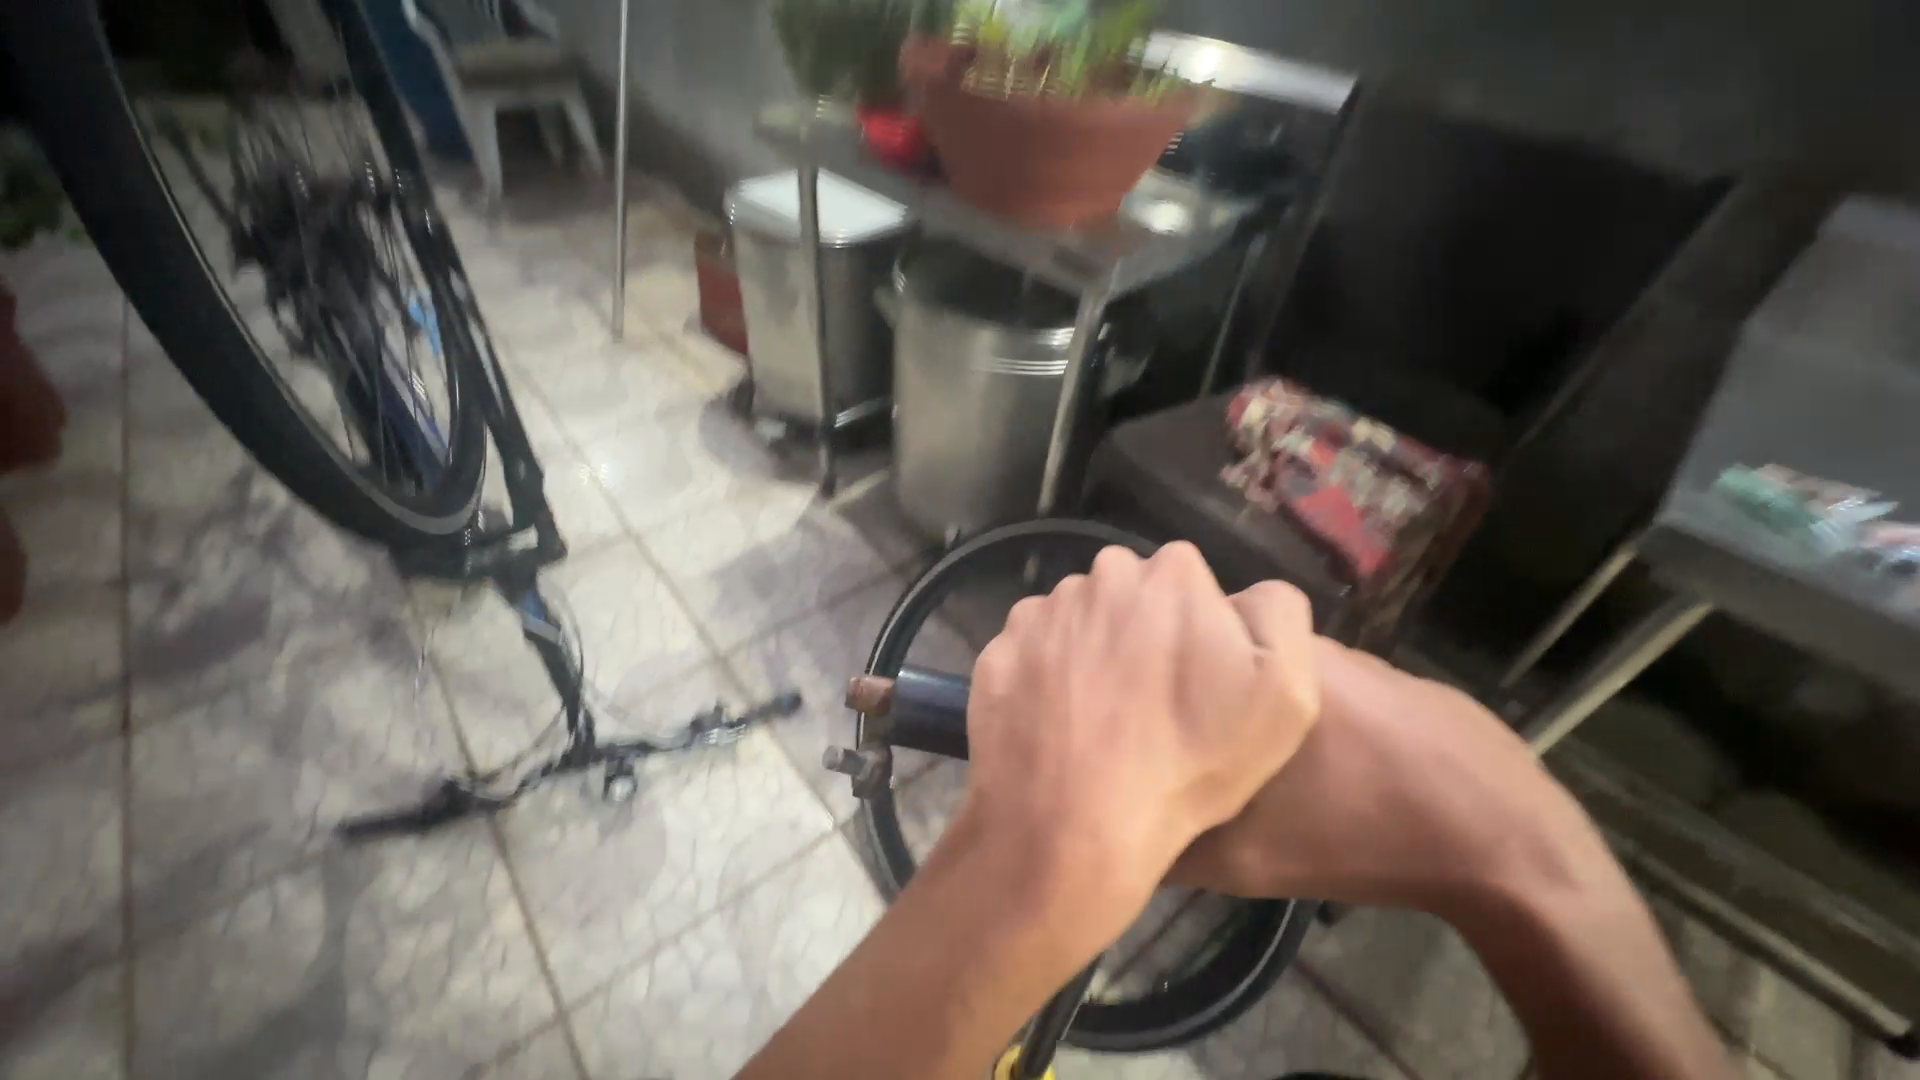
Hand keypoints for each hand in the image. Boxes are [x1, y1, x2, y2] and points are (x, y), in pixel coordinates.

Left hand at [957, 543, 1319, 938]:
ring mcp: (1038, 613)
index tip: (1196, 680)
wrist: (1075, 826)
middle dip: (1141, 631)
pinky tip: (1056, 723)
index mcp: (1168, 575)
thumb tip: (1242, 596)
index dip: (1197, 629)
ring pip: (1077, 621)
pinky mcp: (996, 652)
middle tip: (1148, 700)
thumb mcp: (1288, 693)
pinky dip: (1043, 677)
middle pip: (1129, 594)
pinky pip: (1030, 653)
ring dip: (1090, 652)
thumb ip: (1279, 614)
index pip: (1189, 581)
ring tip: (1099, 719)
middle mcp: (1098, 577)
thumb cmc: (1191, 761)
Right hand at [1169, 632, 1614, 917]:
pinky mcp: (1406, 680)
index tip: (1156, 715)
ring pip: (1289, 671)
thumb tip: (1127, 831)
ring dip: (1271, 705)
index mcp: (1270, 669)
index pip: (1189, 640)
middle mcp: (1314, 648)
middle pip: (1237, 654)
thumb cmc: (1361, 839)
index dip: (1164, 674)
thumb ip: (1173, 842)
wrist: (1505, 848)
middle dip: (1218, 692)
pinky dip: (1324, 716)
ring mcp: (1366, 660)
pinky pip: (1338, 687)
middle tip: (1205, 745)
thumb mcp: (1244, 860)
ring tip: (1265, 762)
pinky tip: (1338, 769)